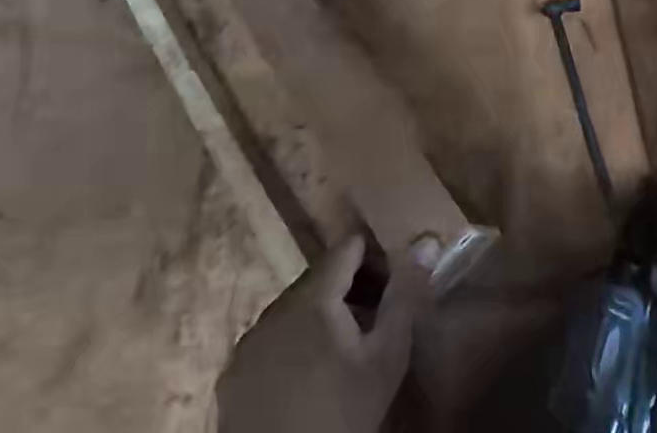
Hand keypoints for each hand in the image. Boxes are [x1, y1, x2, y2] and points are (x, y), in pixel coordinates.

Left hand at [216, 234, 438, 432]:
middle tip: (380, 317)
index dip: (378, 257)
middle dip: (354, 286)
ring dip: (326, 312)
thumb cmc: (343, 416)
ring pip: (295, 306)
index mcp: (310, 299)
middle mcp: (271, 312)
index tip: (395, 286)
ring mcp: (245, 347)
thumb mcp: (388, 354)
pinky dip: (297, 340)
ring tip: (350, 348)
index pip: (348, 247)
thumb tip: (425, 240)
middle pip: (320, 275)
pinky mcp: (231, 380)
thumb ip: (405, 292)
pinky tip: (314, 375)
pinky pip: (272, 338)